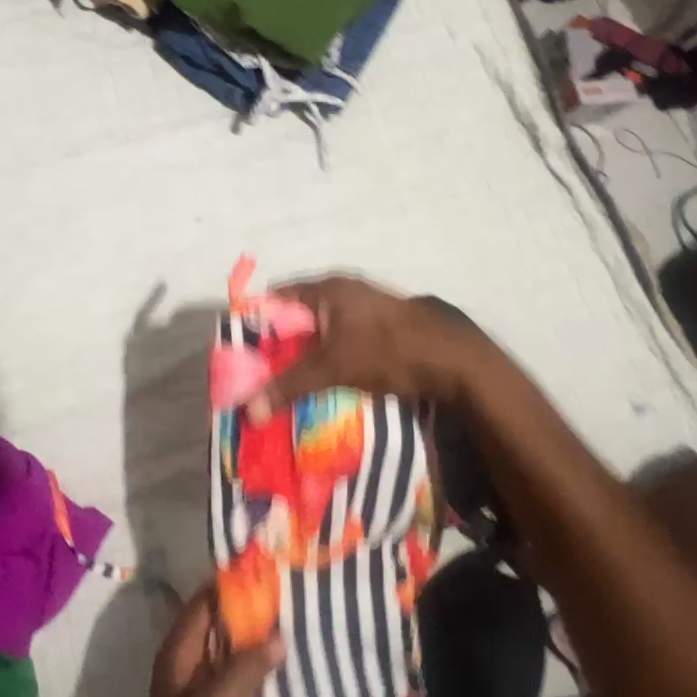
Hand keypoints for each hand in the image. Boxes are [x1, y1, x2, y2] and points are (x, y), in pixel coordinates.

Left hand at [150, 587, 285, 696]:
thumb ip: (246, 666)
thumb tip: (279, 636)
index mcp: (180, 649)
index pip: (206, 600)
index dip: (234, 583)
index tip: (269, 570)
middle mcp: (189, 661)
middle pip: (222, 625)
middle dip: (253, 613)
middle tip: (293, 599)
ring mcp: (203, 686)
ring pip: (234, 652)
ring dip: (260, 643)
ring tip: (298, 628)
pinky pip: (241, 680)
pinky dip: (259, 671)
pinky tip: (288, 668)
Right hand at [251, 276, 491, 415]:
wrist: (454, 359)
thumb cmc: (387, 350)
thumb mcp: (333, 368)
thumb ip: (290, 385)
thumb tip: (249, 410)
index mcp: (327, 287)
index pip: (276, 297)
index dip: (257, 322)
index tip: (242, 352)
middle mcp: (343, 291)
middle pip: (298, 317)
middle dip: (280, 345)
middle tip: (260, 374)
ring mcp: (363, 310)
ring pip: (320, 333)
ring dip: (305, 356)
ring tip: (286, 384)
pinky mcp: (379, 330)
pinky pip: (340, 343)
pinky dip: (328, 360)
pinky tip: (322, 384)